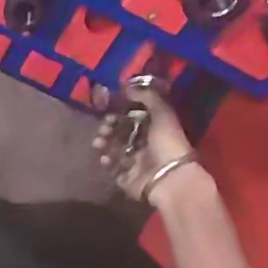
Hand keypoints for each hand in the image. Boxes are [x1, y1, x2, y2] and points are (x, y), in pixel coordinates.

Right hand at [92, 78, 204, 206]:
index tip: (109, 110)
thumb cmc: (167, 143)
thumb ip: (147, 97)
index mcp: (155, 129)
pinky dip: (107, 163)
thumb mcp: (162, 113)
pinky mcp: (128, 180)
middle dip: (109, 128)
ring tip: (98, 143)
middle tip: (103, 128)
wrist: (169, 178)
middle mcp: (146, 145)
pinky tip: (104, 159)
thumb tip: (128, 87)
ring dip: (105, 144)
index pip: (133, 118)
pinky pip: (114, 170)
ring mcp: (136, 164)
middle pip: (122, 134)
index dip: (120, 113)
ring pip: (115, 151)